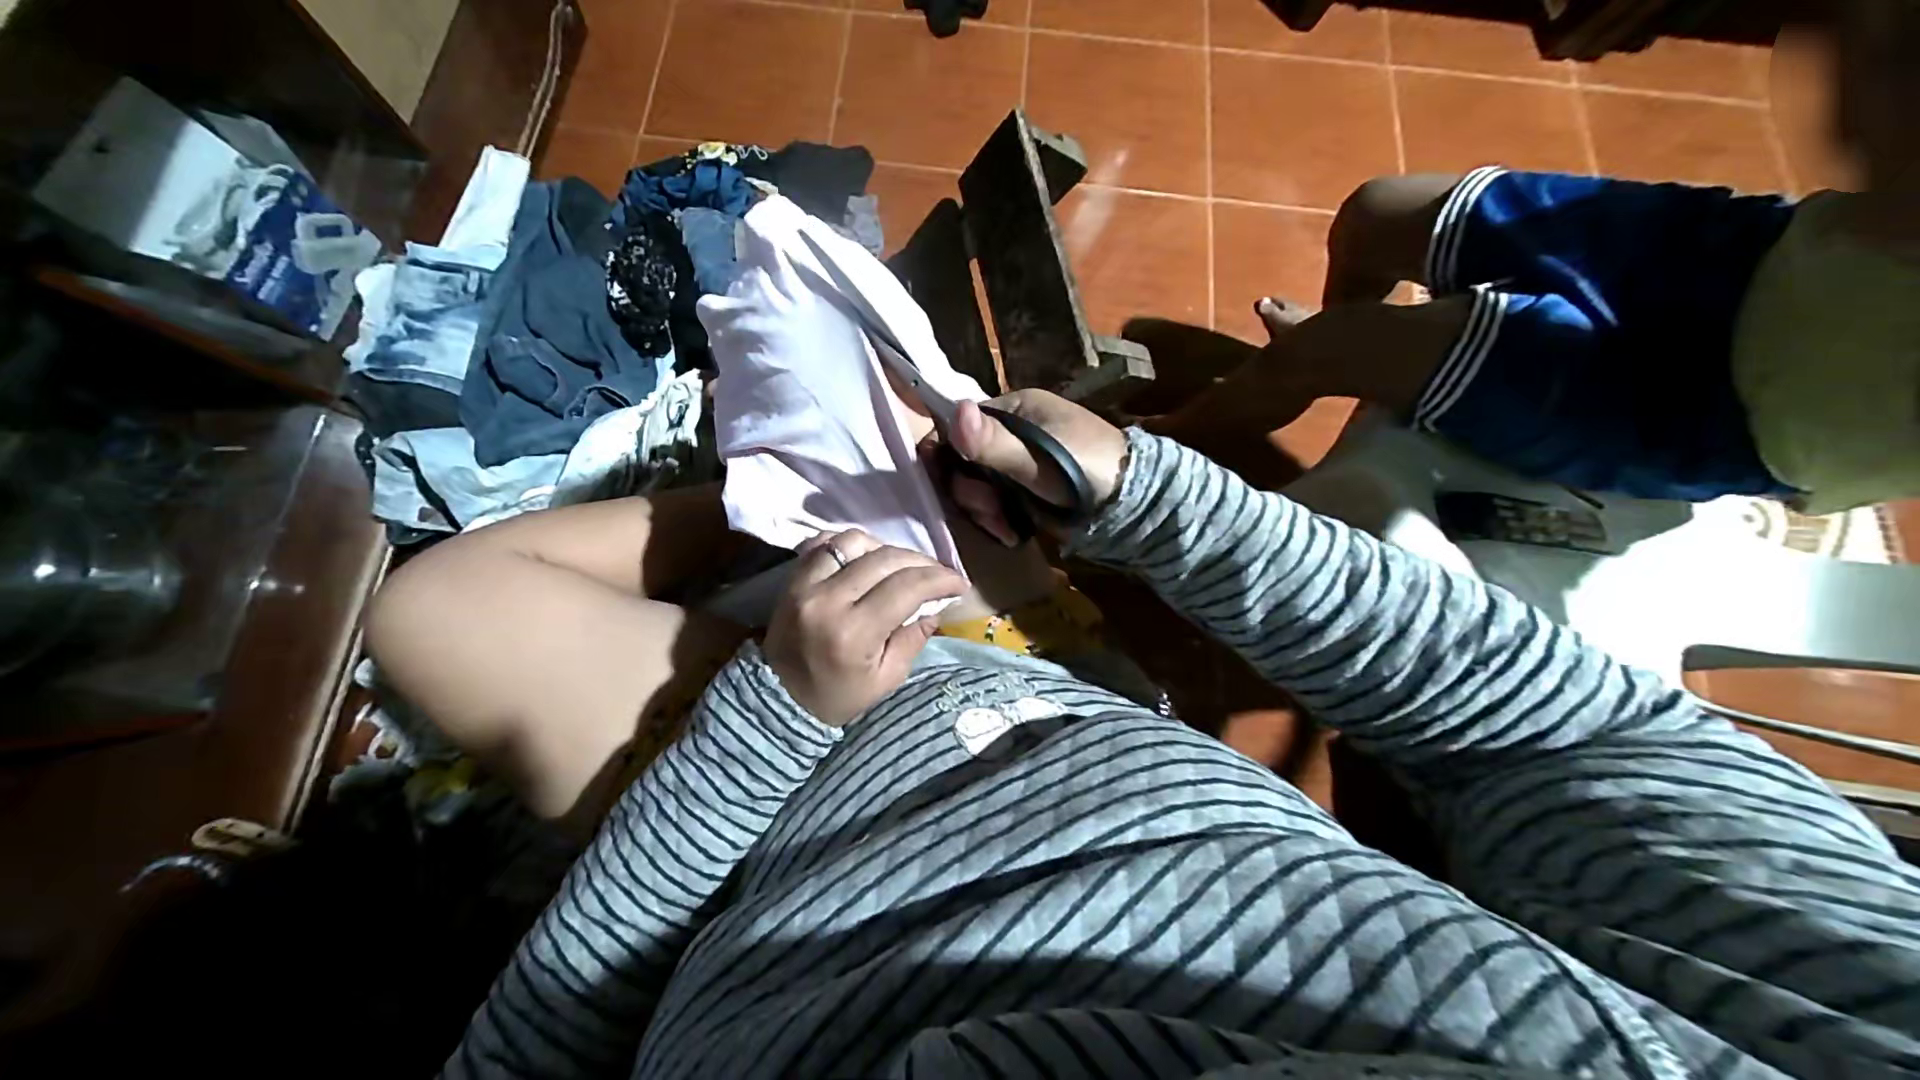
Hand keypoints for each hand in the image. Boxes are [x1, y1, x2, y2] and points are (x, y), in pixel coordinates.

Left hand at [763, 530, 966, 725]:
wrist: (778, 701)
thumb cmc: (837, 697)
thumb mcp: (885, 679)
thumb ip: (912, 639)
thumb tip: (936, 605)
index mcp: (853, 633)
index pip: (906, 588)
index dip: (940, 579)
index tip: (959, 583)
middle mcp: (828, 600)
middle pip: (886, 559)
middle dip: (921, 563)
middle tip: (938, 574)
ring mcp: (805, 585)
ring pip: (855, 542)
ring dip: (886, 549)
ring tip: (901, 566)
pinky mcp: (791, 579)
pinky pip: (824, 544)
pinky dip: (850, 546)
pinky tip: (866, 559)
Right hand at [944, 390, 1127, 545]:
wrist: (1133, 505)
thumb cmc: (1087, 470)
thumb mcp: (1038, 458)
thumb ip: (994, 442)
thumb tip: (954, 409)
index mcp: (1014, 408)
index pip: (956, 426)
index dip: (947, 457)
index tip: (955, 486)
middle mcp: (1011, 431)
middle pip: (963, 461)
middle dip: (971, 493)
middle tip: (991, 513)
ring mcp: (1018, 461)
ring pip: (976, 486)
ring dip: (984, 512)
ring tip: (1006, 529)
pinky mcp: (1024, 489)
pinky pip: (994, 503)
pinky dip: (997, 520)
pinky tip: (1013, 534)